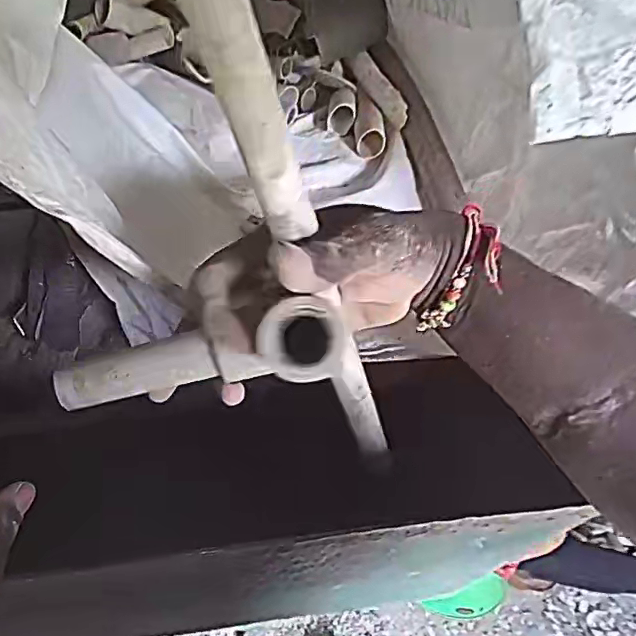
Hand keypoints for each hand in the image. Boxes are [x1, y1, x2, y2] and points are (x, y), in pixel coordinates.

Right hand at [185, 206, 465, 405]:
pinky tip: (240, 388)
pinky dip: (245, 369)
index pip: (219, 273)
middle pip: (216, 309)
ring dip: (223, 362)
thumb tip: (284, 263)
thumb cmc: (397, 244)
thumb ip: (332, 255)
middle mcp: (261, 275)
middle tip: (225, 374)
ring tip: (231, 390)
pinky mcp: (288, 331)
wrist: (425, 273)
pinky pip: (257, 350)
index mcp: (271, 245)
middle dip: (210, 342)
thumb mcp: (371, 245)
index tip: (233, 339)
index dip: (214, 307)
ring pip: (231, 334)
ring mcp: (272, 305)